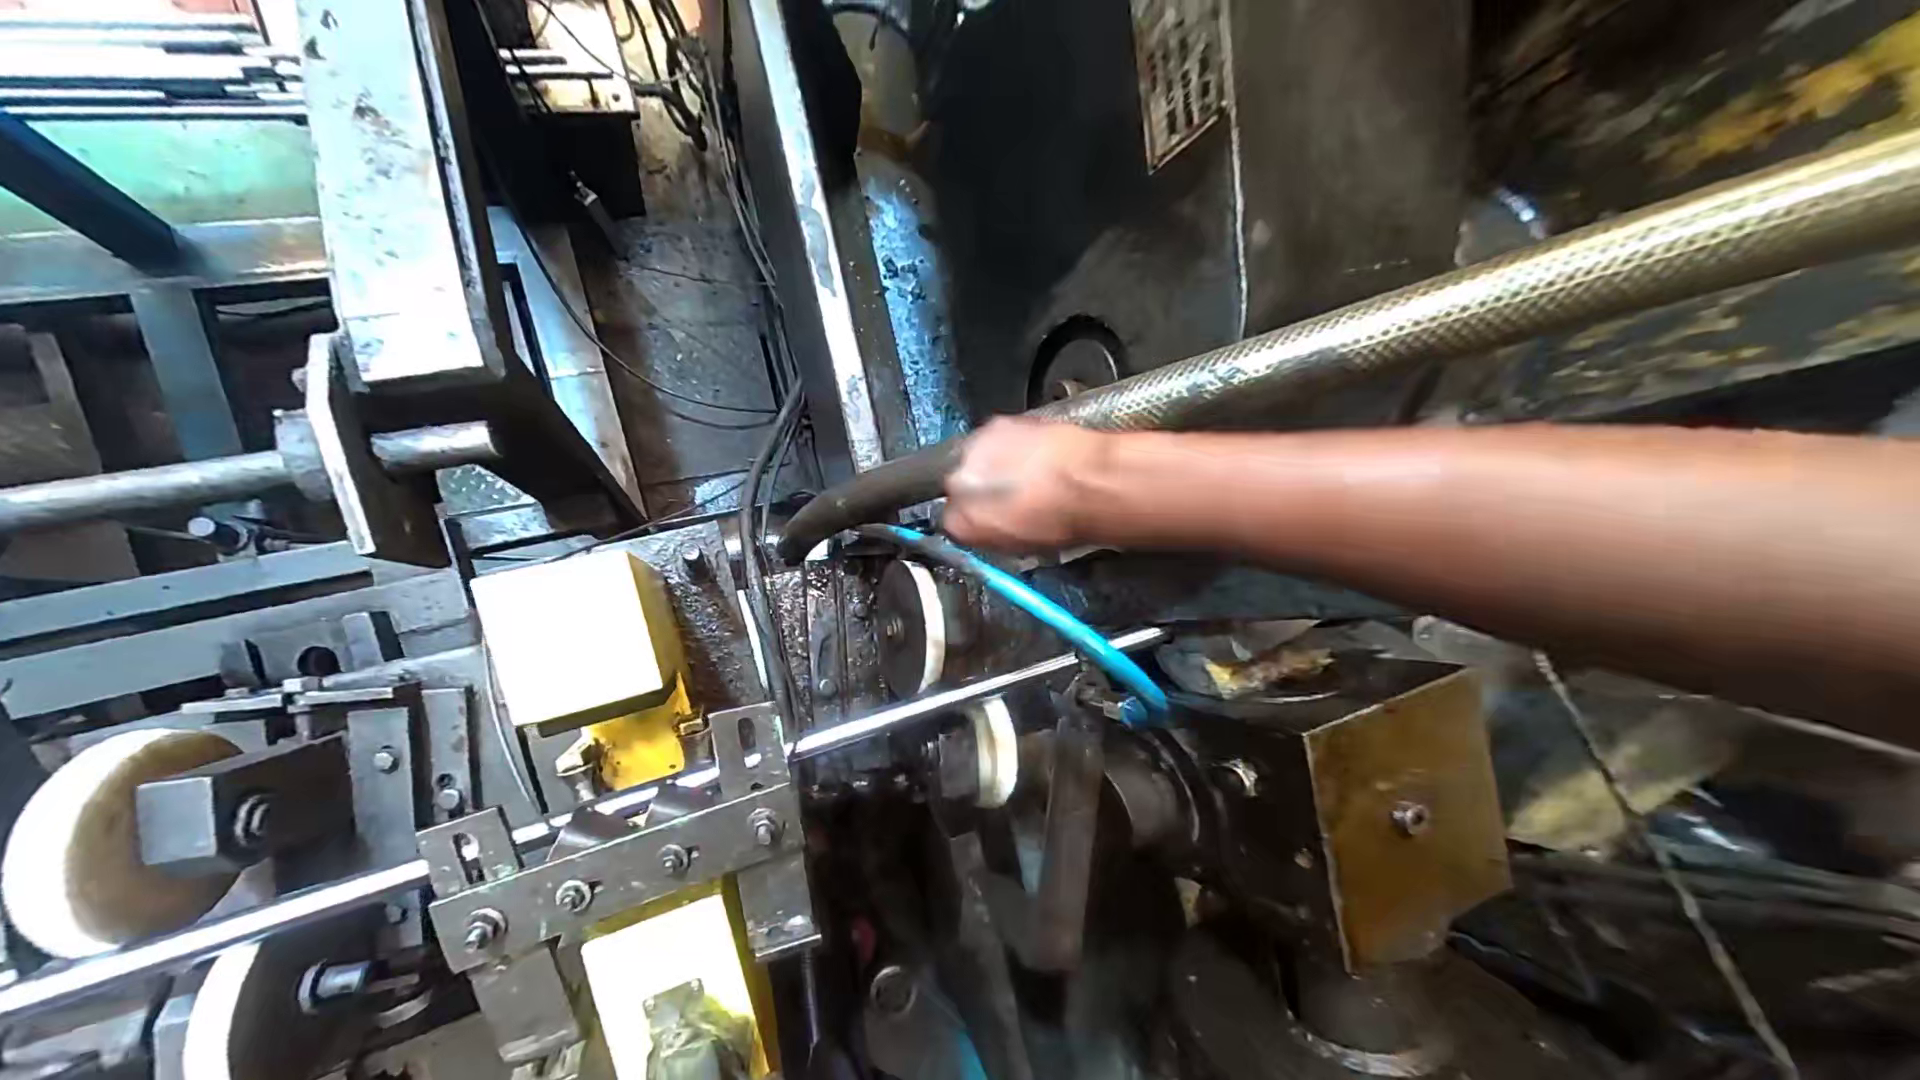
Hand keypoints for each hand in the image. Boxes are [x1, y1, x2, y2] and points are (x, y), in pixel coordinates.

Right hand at [941, 417, 1106, 550]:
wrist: (1090, 482)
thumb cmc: (1064, 520)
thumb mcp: (1022, 546)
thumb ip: (993, 533)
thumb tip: (995, 524)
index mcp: (961, 523)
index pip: (953, 519)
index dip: (975, 516)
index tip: (990, 514)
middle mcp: (957, 486)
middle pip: (959, 484)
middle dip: (981, 487)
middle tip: (1012, 493)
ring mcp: (973, 452)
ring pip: (975, 458)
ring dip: (994, 462)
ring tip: (1027, 471)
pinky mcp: (994, 424)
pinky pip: (995, 437)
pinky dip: (1011, 443)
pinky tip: (1035, 453)